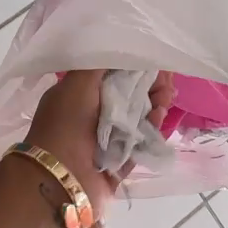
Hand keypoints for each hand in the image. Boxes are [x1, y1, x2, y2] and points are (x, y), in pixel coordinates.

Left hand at [23, 69, 173, 211]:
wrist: (61, 180)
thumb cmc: (66, 125)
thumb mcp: (77, 84)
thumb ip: (100, 64)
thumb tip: (122, 47)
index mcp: (78, 91)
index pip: (111, 73)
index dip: (134, 67)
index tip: (154, 65)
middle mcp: (91, 112)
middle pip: (128, 94)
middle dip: (149, 88)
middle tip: (166, 88)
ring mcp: (105, 138)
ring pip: (137, 118)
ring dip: (153, 109)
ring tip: (162, 106)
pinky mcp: (119, 161)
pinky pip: (140, 142)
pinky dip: (150, 133)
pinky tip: (158, 124)